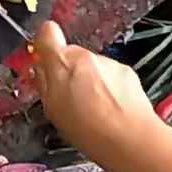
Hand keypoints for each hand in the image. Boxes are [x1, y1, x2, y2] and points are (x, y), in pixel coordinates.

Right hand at [33, 20, 160, 155]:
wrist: (129, 138)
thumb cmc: (84, 128)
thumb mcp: (51, 110)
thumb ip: (44, 83)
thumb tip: (42, 68)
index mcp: (60, 62)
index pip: (47, 32)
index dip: (45, 43)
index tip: (46, 60)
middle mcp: (84, 56)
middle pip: (70, 54)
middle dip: (68, 70)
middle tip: (71, 96)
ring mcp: (107, 62)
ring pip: (91, 65)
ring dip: (90, 79)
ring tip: (95, 107)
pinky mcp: (126, 71)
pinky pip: (110, 74)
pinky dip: (108, 86)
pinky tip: (112, 107)